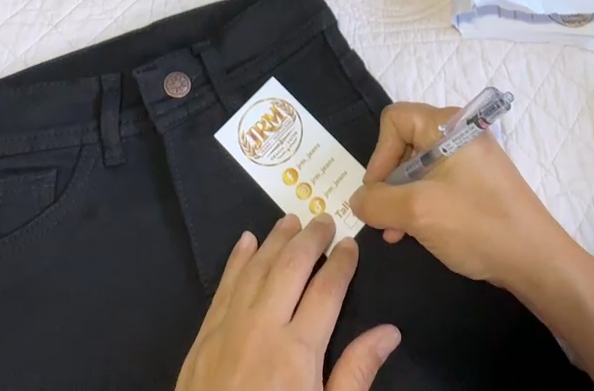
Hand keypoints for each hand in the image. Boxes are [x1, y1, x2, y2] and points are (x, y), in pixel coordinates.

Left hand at [175, 214, 400, 390]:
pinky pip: (223, 287)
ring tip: (291, 221)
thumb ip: (355, 373)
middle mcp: (263, 328)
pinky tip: (246, 241)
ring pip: (256, 268)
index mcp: (298, 351)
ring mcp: (229, 329)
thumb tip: (389, 332)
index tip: (351, 243)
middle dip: (311, 239)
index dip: (341, 263)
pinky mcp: (203, 338)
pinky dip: (236, 260)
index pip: (326, 290)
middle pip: (290, 267)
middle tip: (325, 220)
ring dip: (275, 240)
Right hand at [348, 103, 578, 291]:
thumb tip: (358, 199)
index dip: (379, 153)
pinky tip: (414, 233)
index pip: (394, 119)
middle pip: (405, 143)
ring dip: (401, 197)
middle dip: (388, 180)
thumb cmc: (476, 224)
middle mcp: (458, 134)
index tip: (377, 191)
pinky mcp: (477, 183)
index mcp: (447, 126)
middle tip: (383, 216)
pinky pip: (437, 183)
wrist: (536, 259)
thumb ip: (378, 202)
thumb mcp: (418, 212)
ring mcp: (470, 159)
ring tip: (395, 232)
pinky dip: (421, 204)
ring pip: (419, 168)